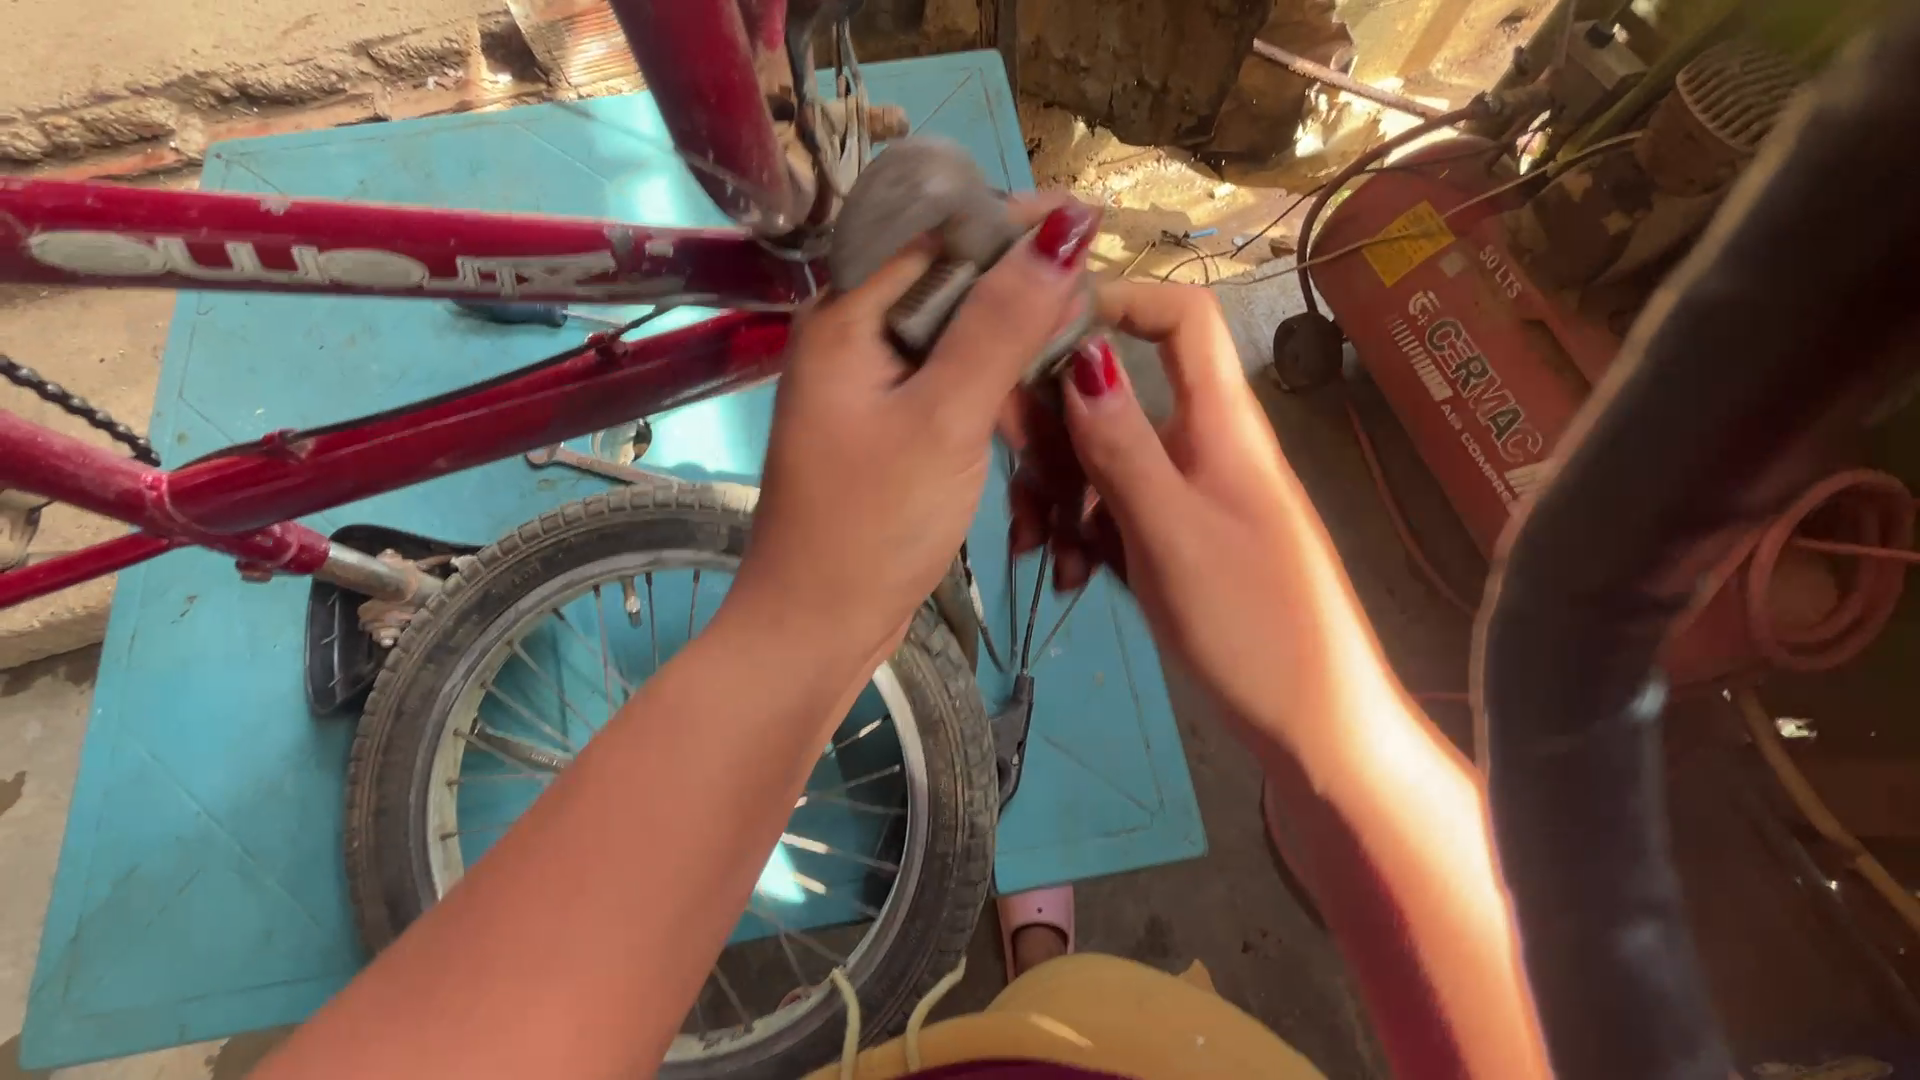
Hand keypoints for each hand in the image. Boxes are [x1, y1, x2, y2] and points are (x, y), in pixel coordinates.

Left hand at [726, 200, 1099, 667]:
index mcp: (846, 315)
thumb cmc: (873, 526)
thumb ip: (1002, 323)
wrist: (816, 628)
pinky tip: (1036, 418)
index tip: (1088, 226)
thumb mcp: (945, 419)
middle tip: (1093, 308)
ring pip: (957, 340)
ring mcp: (869, 387)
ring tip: (1078, 362)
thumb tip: (1063, 227)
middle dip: (1021, 293)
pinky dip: (993, 398)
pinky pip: (950, 388)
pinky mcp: (888, 428)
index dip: (1013, 223)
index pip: (937, 234)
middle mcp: (852, 337)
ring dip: (1014, 354)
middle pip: (950, 284)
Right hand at [1016, 282, 1371, 747]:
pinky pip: (1113, 512)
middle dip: (1055, 434)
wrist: (1310, 724)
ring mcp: (1185, 496)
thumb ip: (1123, 447)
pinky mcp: (1173, 541)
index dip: (1120, 301)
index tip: (1042, 332)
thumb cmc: (1253, 625)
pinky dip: (1083, 535)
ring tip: (1041, 554)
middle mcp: (1200, 447)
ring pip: (1103, 461)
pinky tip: (1071, 577)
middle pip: (1115, 397)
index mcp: (1220, 426)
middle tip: (1017, 487)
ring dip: (1061, 497)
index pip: (1183, 318)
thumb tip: (1081, 355)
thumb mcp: (1173, 533)